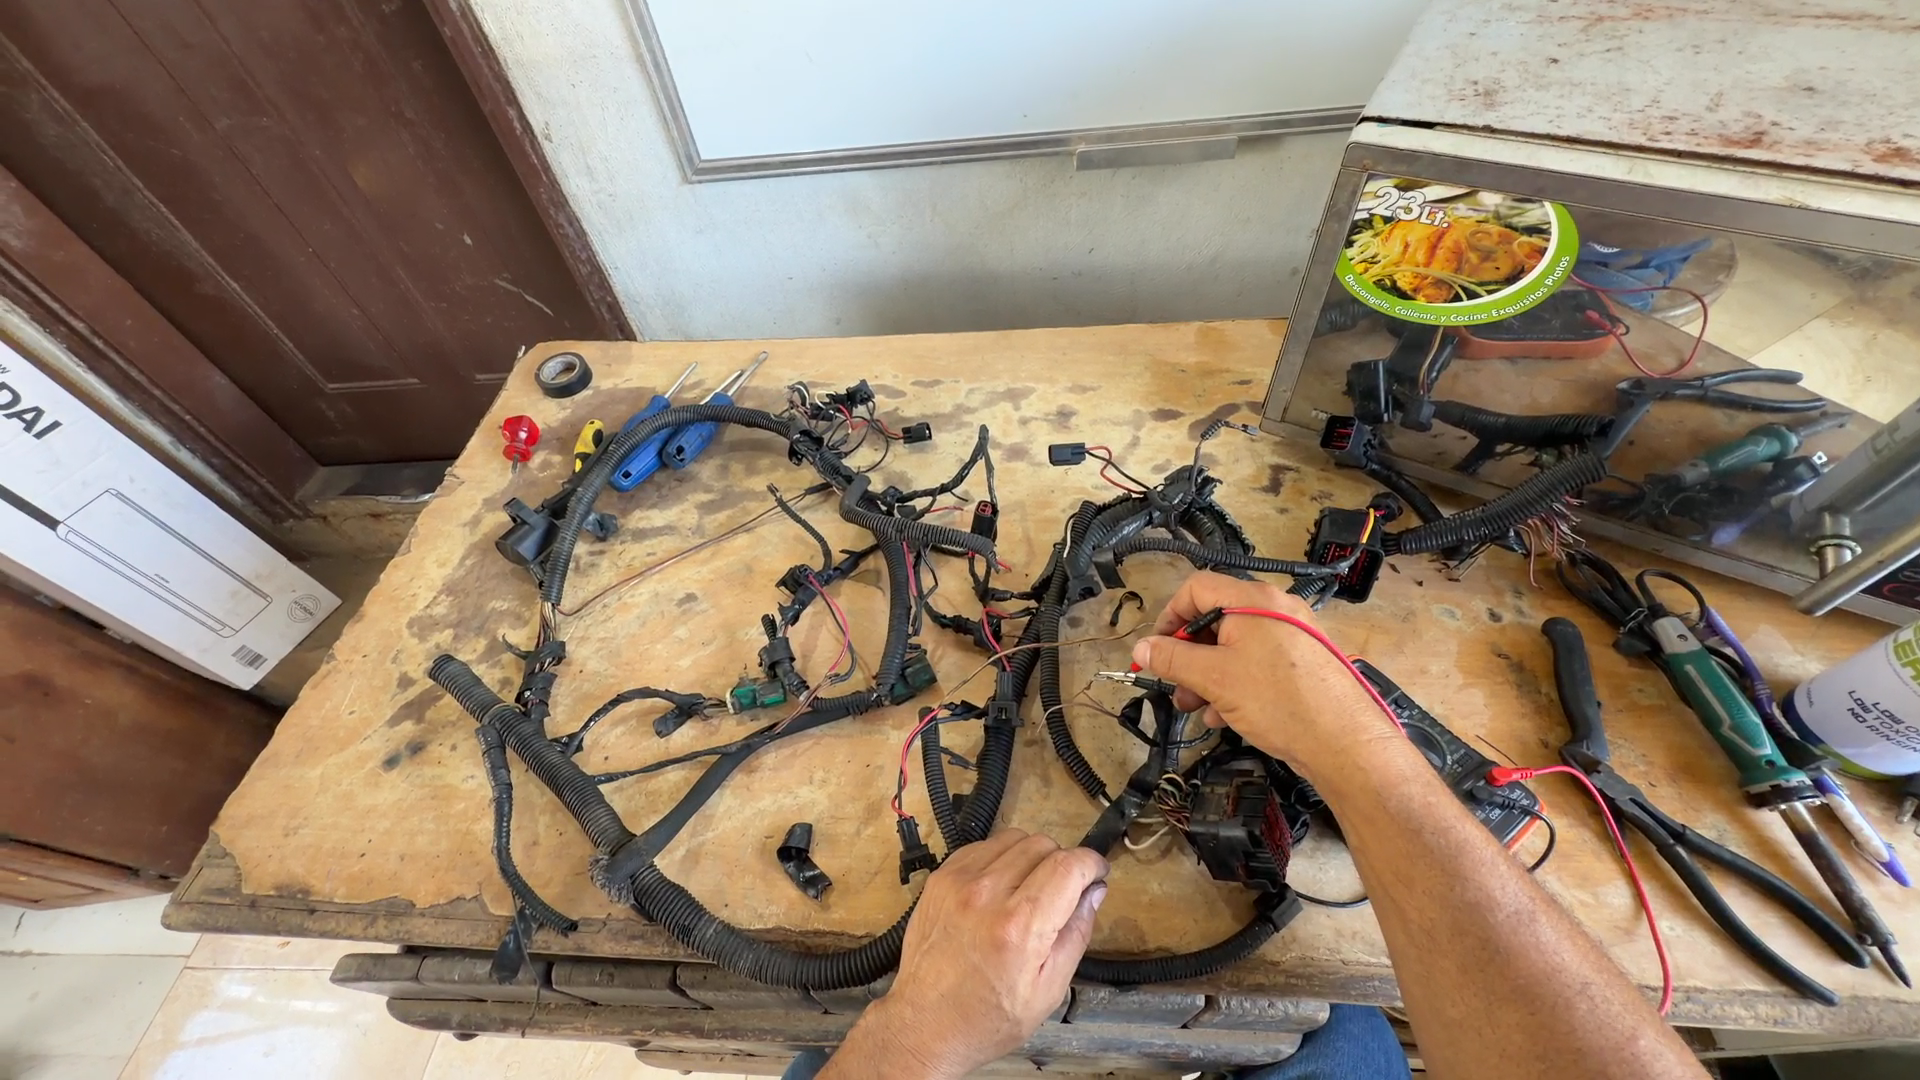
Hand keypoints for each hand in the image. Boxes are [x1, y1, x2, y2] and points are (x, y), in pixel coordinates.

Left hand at [824, 829, 1107, 1079]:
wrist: (926, 1022)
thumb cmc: (988, 1016)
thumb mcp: (1049, 990)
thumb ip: (1077, 933)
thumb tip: (1094, 890)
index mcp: (1020, 926)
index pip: (1068, 866)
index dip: (1091, 863)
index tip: (1097, 872)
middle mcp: (988, 893)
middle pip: (1042, 844)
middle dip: (1062, 862)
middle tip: (1061, 890)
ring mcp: (960, 880)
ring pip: (1014, 837)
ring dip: (1031, 856)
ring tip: (1029, 888)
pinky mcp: (941, 875)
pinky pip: (983, 845)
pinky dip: (1000, 858)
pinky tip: (1000, 887)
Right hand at [1128, 571, 1397, 778]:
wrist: (1346, 745)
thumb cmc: (1276, 701)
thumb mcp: (1213, 678)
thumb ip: (1172, 658)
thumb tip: (1141, 648)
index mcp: (1254, 600)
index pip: (1196, 588)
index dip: (1170, 616)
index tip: (1157, 648)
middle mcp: (1276, 609)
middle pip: (1216, 618)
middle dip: (1188, 653)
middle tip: (1173, 684)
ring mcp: (1294, 635)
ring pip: (1235, 645)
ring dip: (1206, 673)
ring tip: (1194, 706)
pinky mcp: (1304, 663)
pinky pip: (1257, 662)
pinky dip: (1234, 682)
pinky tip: (1223, 715)